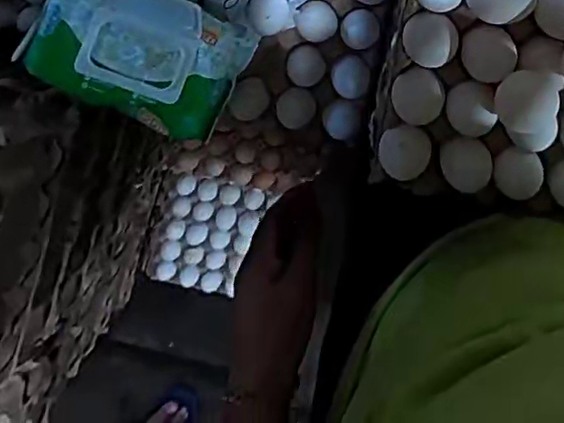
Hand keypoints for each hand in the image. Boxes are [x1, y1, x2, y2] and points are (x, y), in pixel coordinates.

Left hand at [226, 182, 321, 421]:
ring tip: (311, 222)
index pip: (274, 216)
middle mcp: (249, 265)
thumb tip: (311, 205)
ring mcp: (249, 284)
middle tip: (314, 200)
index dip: (292, 198)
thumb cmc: (282, 325)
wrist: (259, 378)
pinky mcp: (255, 300)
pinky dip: (286, 248)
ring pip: (270, 246)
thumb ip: (306, 242)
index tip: (312, 185)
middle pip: (269, 229)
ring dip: (288, 230)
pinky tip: (299, 256)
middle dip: (290, 211)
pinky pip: (270, 261)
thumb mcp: (300, 280)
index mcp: (257, 256)